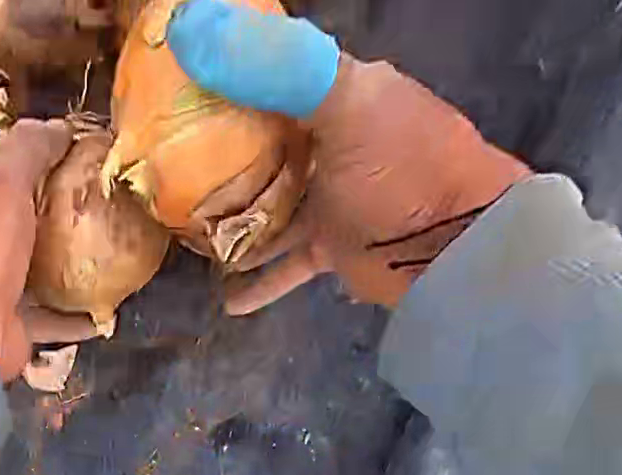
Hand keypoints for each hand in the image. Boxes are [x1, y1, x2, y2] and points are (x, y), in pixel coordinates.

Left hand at [0, 118, 72, 380]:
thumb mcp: (4, 181)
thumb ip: (29, 149)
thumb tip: (58, 127)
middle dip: (22, 204)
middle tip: (65, 188)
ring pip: (24, 270)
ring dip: (55, 265)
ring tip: (92, 248)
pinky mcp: (12, 324)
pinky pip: (49, 319)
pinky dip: (74, 317)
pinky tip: (102, 308)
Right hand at [166, 0, 531, 312]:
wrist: (453, 246)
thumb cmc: (401, 168)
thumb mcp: (343, 104)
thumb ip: (277, 68)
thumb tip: (190, 28)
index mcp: (336, 94)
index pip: (269, 78)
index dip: (223, 82)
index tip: (172, 93)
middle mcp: (329, 143)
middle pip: (261, 147)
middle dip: (218, 159)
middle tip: (167, 171)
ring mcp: (329, 199)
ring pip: (267, 209)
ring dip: (232, 224)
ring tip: (189, 235)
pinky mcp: (330, 247)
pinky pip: (284, 267)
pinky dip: (258, 284)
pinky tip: (227, 300)